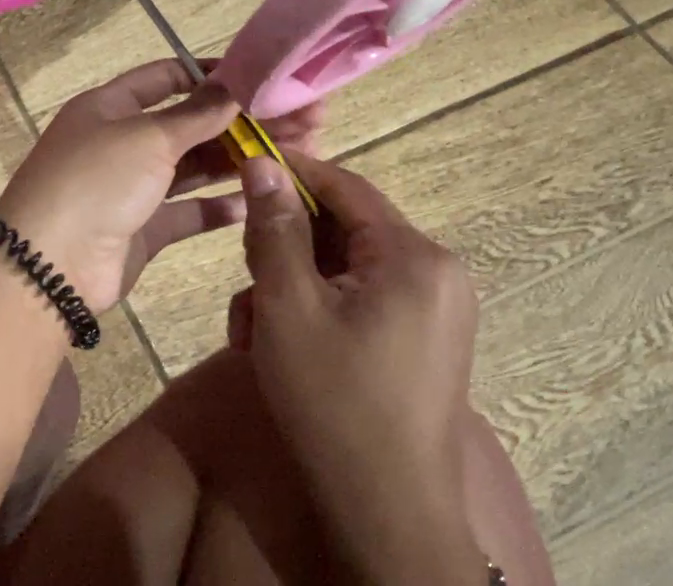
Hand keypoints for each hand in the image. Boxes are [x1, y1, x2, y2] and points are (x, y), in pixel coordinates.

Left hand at [0, 58, 322, 314]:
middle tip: (303, 123)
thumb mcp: (145, 137)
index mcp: (107, 107)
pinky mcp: (142, 229)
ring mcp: (129, 188)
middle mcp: (118, 142)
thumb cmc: (95, 181)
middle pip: (186, 125)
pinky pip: (187, 212)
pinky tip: (260, 200)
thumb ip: (194, 115)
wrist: (50, 264)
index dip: (208, 74)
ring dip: (237, 161)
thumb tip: (233, 87)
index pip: (162, 78)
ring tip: (297, 155)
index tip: (260, 77)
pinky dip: (220, 206)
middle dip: (239, 122)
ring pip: (191, 168)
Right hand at [234, 154, 484, 585]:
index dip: (288, 171)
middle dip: (282, 251)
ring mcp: (431, 310)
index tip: (236, 166)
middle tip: (244, 286)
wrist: (384, 509)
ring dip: (288, 288)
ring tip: (257, 335)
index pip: (344, 185)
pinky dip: (311, 312)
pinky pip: (354, 300)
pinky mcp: (418, 341)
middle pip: (340, 229)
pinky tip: (282, 351)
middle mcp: (435, 274)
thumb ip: (274, 227)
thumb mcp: (286, 305)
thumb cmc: (332, 399)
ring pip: (339, 267)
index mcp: (414, 257)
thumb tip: (262, 162)